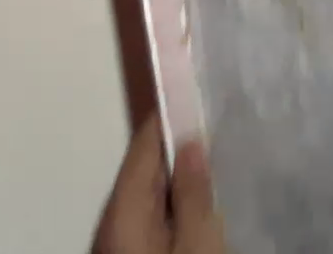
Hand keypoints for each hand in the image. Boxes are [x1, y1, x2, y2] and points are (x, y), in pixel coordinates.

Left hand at [94, 117, 224, 253]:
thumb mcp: (196, 243)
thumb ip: (193, 192)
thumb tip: (191, 142)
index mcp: (123, 206)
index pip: (145, 141)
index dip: (175, 114)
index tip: (205, 95)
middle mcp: (111, 218)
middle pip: (146, 166)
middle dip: (182, 146)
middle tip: (221, 128)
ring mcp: (116, 240)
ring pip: (151, 192)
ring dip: (181, 175)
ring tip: (218, 160)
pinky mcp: (127, 252)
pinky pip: (152, 216)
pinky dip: (175, 201)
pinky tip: (200, 202)